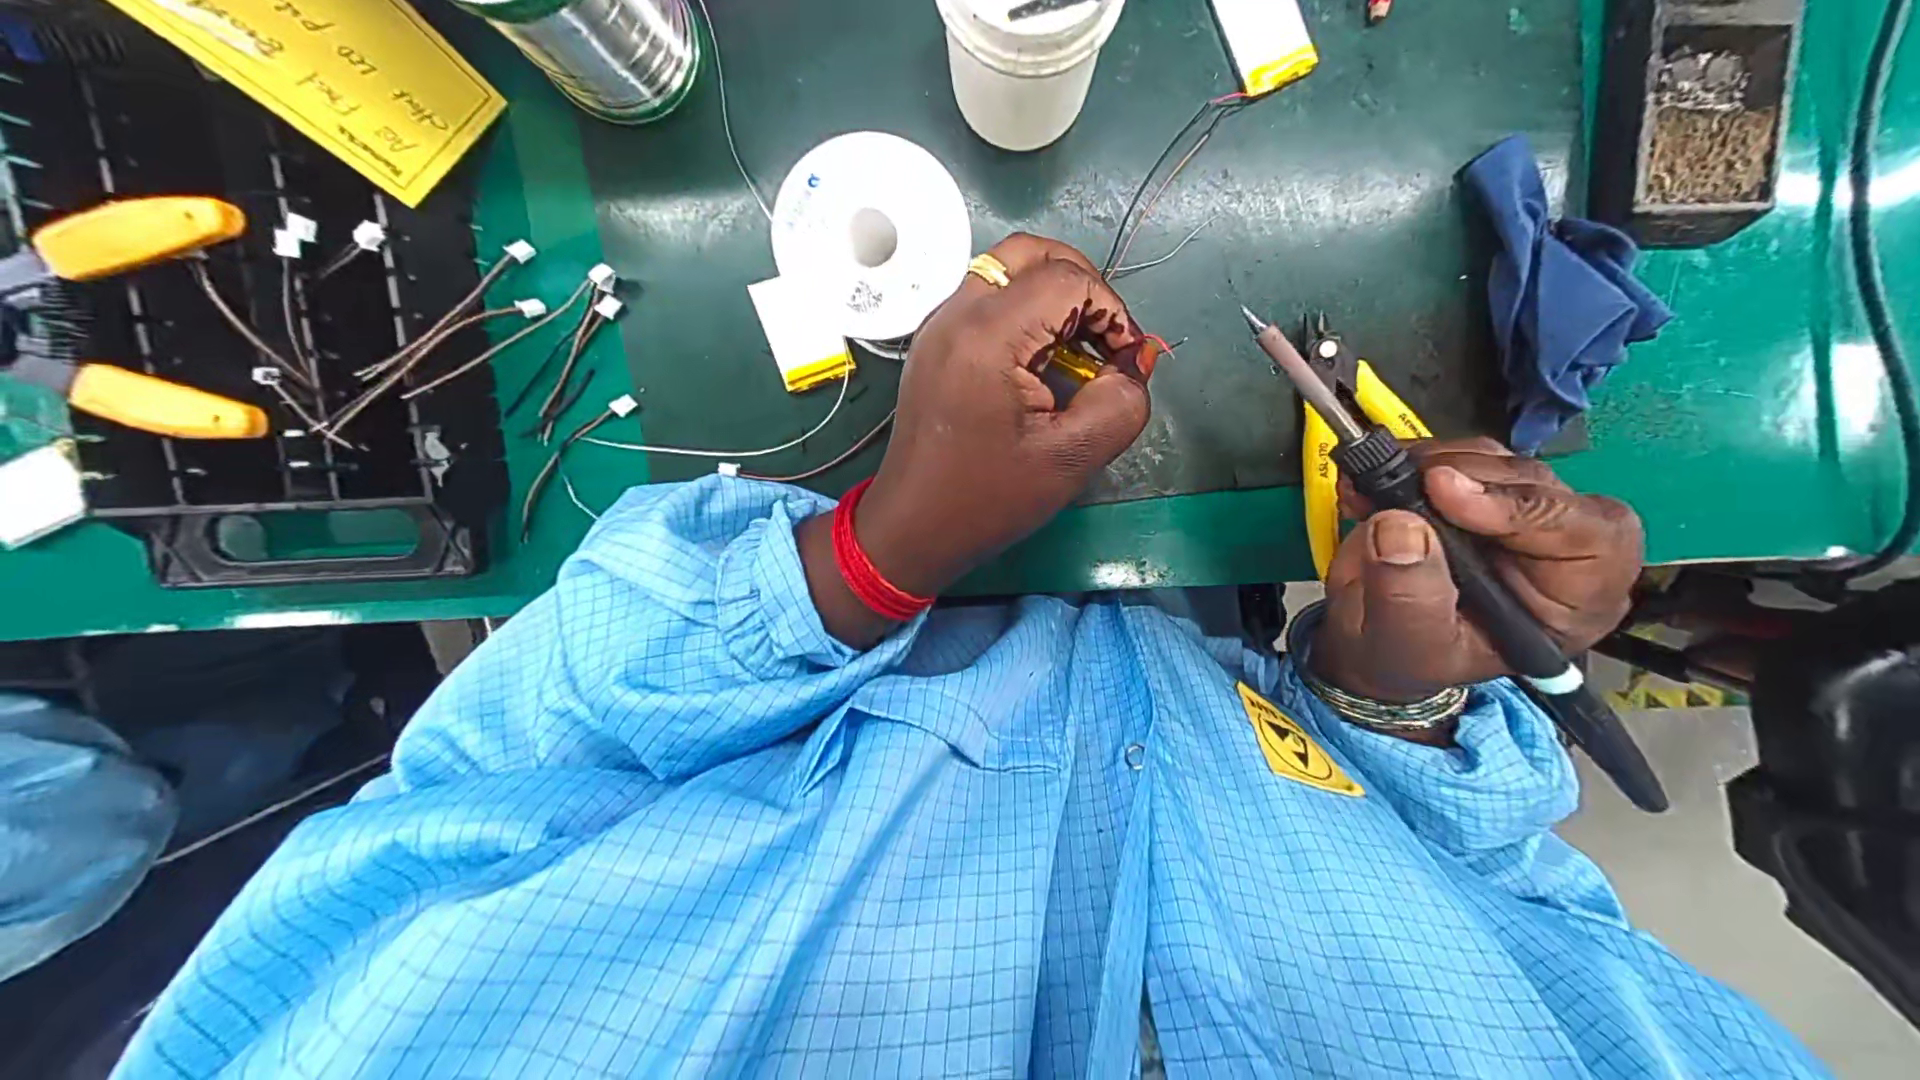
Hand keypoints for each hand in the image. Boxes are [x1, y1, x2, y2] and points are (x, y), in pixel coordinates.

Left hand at [799, 233, 1160, 644]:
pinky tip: (1038, 361)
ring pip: (1003, 271)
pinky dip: (1022, 311)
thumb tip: (1133, 362)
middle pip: (1030, 253)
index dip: (1112, 311)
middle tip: (1105, 337)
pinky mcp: (932, 345)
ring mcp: (936, 326)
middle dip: (1082, 284)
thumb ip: (1122, 403)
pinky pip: (984, 300)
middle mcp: (954, 314)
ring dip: (1051, 294)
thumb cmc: (986, 500)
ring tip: (1076, 348)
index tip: (1125, 360)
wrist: (913, 527)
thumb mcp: (1071, 459)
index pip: (1066, 280)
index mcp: (986, 336)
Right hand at [1311, 438, 1643, 705]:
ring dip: (1431, 463)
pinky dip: (1407, 459)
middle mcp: (1553, 550)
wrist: (1366, 640)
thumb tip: (1400, 526)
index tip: (1445, 492)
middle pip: (1539, 487)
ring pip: (1496, 463)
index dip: (1522, 506)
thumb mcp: (1404, 644)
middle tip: (1401, 483)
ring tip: (1372, 484)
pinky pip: (1452, 456)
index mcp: (1569, 601)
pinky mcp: (1465, 492)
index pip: (1587, 537)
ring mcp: (1508, 516)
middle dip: (1467, 478)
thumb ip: (1408, 596)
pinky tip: (1372, 480)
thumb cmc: (1400, 655)